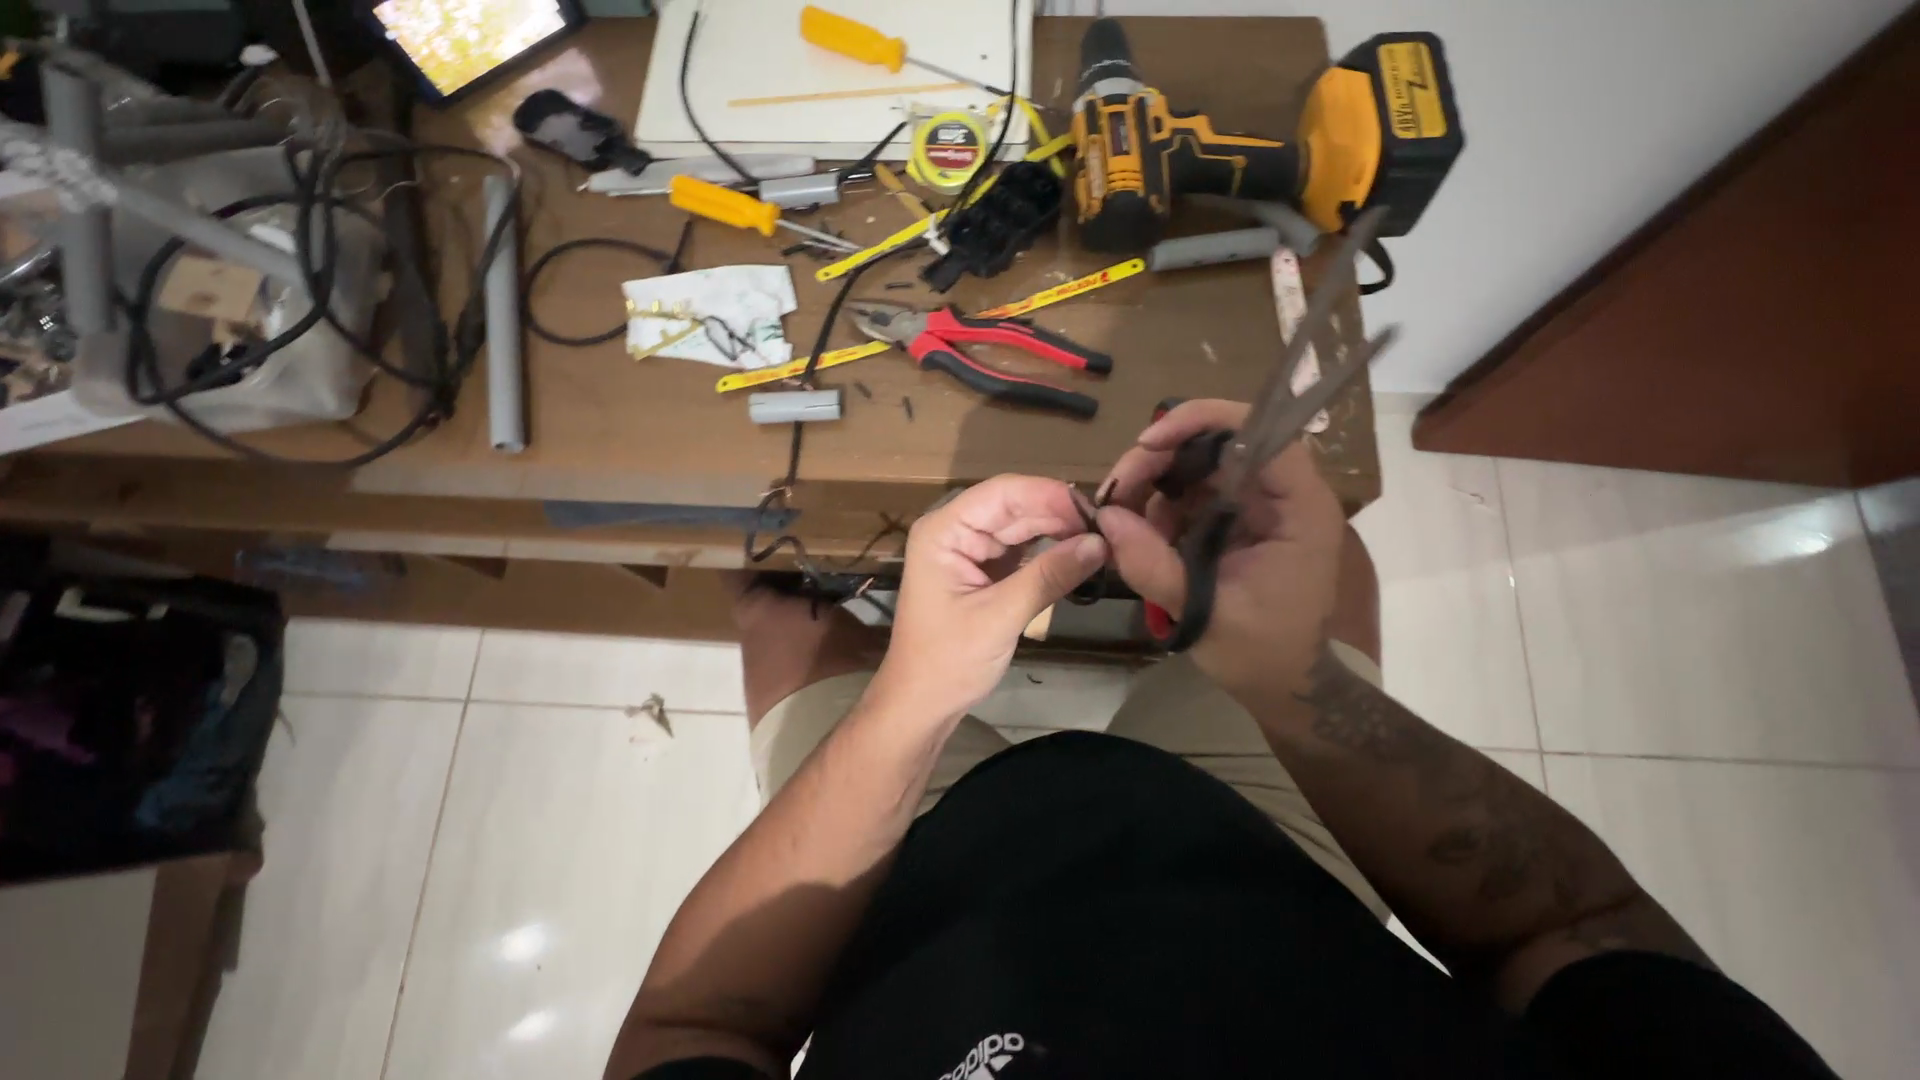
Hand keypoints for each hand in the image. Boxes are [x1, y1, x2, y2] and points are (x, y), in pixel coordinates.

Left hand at [873, 475, 1107, 719]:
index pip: (1002, 493)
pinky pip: (1021, 550)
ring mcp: (969, 550)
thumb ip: (1048, 576)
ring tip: (1102, 539)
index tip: (1095, 508)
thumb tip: (1100, 543)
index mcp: (944, 531)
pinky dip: (1049, 551)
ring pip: (1022, 526)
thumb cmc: (948, 660)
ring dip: (1059, 531)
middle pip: (1014, 506)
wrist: (922, 703)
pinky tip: (1080, 553)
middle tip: (1109, 527)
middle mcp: (955, 530)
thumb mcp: (1000, 616)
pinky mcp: (984, 571)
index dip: (1049, 494)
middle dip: (1059, 514)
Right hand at [1097, 399, 1343, 702]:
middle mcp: (1282, 495)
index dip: (1205, 422)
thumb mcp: (1204, 613)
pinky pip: (1194, 491)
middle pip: (1221, 442)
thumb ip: (1154, 566)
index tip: (1150, 442)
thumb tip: (1106, 518)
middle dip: (1164, 455)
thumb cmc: (1261, 653)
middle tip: (1117, 488)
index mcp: (1299, 509)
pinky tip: (1142, 532)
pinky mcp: (1236, 519)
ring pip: (1201, 463)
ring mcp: (1258, 505)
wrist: (1282, 684)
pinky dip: (1161, 503)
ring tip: (1122, 516)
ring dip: (1156, 480)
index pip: (1262, 434)